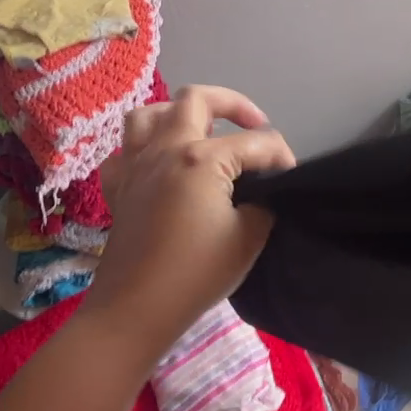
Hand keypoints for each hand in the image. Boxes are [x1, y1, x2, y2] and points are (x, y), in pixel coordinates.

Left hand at [86, 86, 295, 351]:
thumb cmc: (196, 274)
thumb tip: (262, 192)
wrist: (135, 311)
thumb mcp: (249, 237)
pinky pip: (124, 152)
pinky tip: (160, 165)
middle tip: (254, 125)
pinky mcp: (118, 189)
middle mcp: (166, 149)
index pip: (255, 142)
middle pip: (196, 99)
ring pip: (149, 114)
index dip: (280, 156)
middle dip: (233, 104)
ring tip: (202, 131)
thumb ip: (264, 203)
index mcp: (202, 158)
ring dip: (179, 114)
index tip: (292, 177)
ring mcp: (135, 167)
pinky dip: (143, 149)